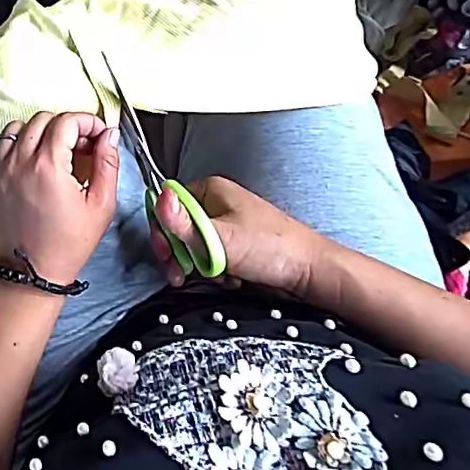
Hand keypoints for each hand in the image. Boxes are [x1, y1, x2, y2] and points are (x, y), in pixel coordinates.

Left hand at [0, 112, 120, 286]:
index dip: (89, 122)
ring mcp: (1, 169)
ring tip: (58, 150)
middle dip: (69, 126)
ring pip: (21, 126)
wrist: (32, 273)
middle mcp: (20, 162)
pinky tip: (35, 158)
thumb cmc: (66, 244)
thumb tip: (110, 136)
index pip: (67, 121)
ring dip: (43, 131)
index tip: (99, 133)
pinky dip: (19, 141)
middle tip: (84, 145)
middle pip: (45, 119)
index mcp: (48, 166)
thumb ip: (108, 163)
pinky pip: (2, 143)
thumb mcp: (101, 204)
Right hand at [148, 177, 331, 294]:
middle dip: (179, 254)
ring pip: (192, 247)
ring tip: (215, 276)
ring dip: (198, 266)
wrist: (309, 272)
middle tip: (182, 273)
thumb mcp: (223, 238)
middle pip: (177, 228)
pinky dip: (214, 272)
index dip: (163, 230)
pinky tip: (228, 279)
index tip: (166, 253)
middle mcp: (216, 204)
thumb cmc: (274, 249)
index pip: (169, 204)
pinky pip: (209, 259)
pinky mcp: (233, 246)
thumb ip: (186, 224)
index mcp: (211, 190)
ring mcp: (225, 225)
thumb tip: (159, 199)